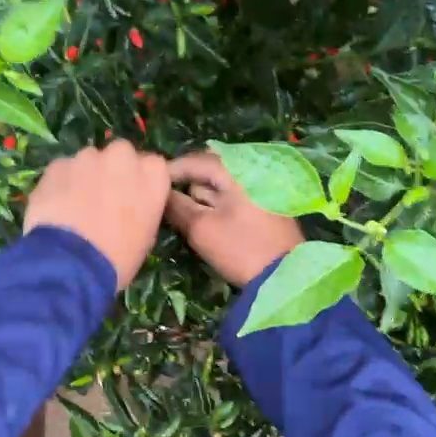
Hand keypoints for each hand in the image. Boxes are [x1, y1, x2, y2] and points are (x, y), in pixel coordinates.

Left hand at [23, 141, 171, 291]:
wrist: (72, 264)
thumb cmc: (119, 259)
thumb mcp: (146, 236)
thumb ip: (143, 208)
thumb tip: (131, 206)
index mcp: (153, 174)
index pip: (153, 166)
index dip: (139, 182)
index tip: (132, 198)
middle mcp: (123, 157)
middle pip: (121, 155)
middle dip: (113, 172)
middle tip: (104, 200)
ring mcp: (87, 157)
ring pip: (89, 161)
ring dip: (85, 177)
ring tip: (75, 208)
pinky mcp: (58, 164)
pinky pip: (63, 171)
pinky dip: (61, 184)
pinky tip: (56, 209)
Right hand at [163, 153, 303, 286]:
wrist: (286, 275)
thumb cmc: (241, 248)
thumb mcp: (201, 229)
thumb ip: (176, 206)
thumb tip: (160, 193)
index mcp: (235, 169)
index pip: (193, 161)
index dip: (169, 173)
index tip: (149, 188)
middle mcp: (251, 171)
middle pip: (208, 171)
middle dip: (189, 188)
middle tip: (169, 209)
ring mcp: (262, 187)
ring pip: (220, 186)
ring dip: (204, 199)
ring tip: (191, 221)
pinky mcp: (268, 205)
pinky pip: (234, 198)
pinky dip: (219, 207)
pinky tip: (213, 225)